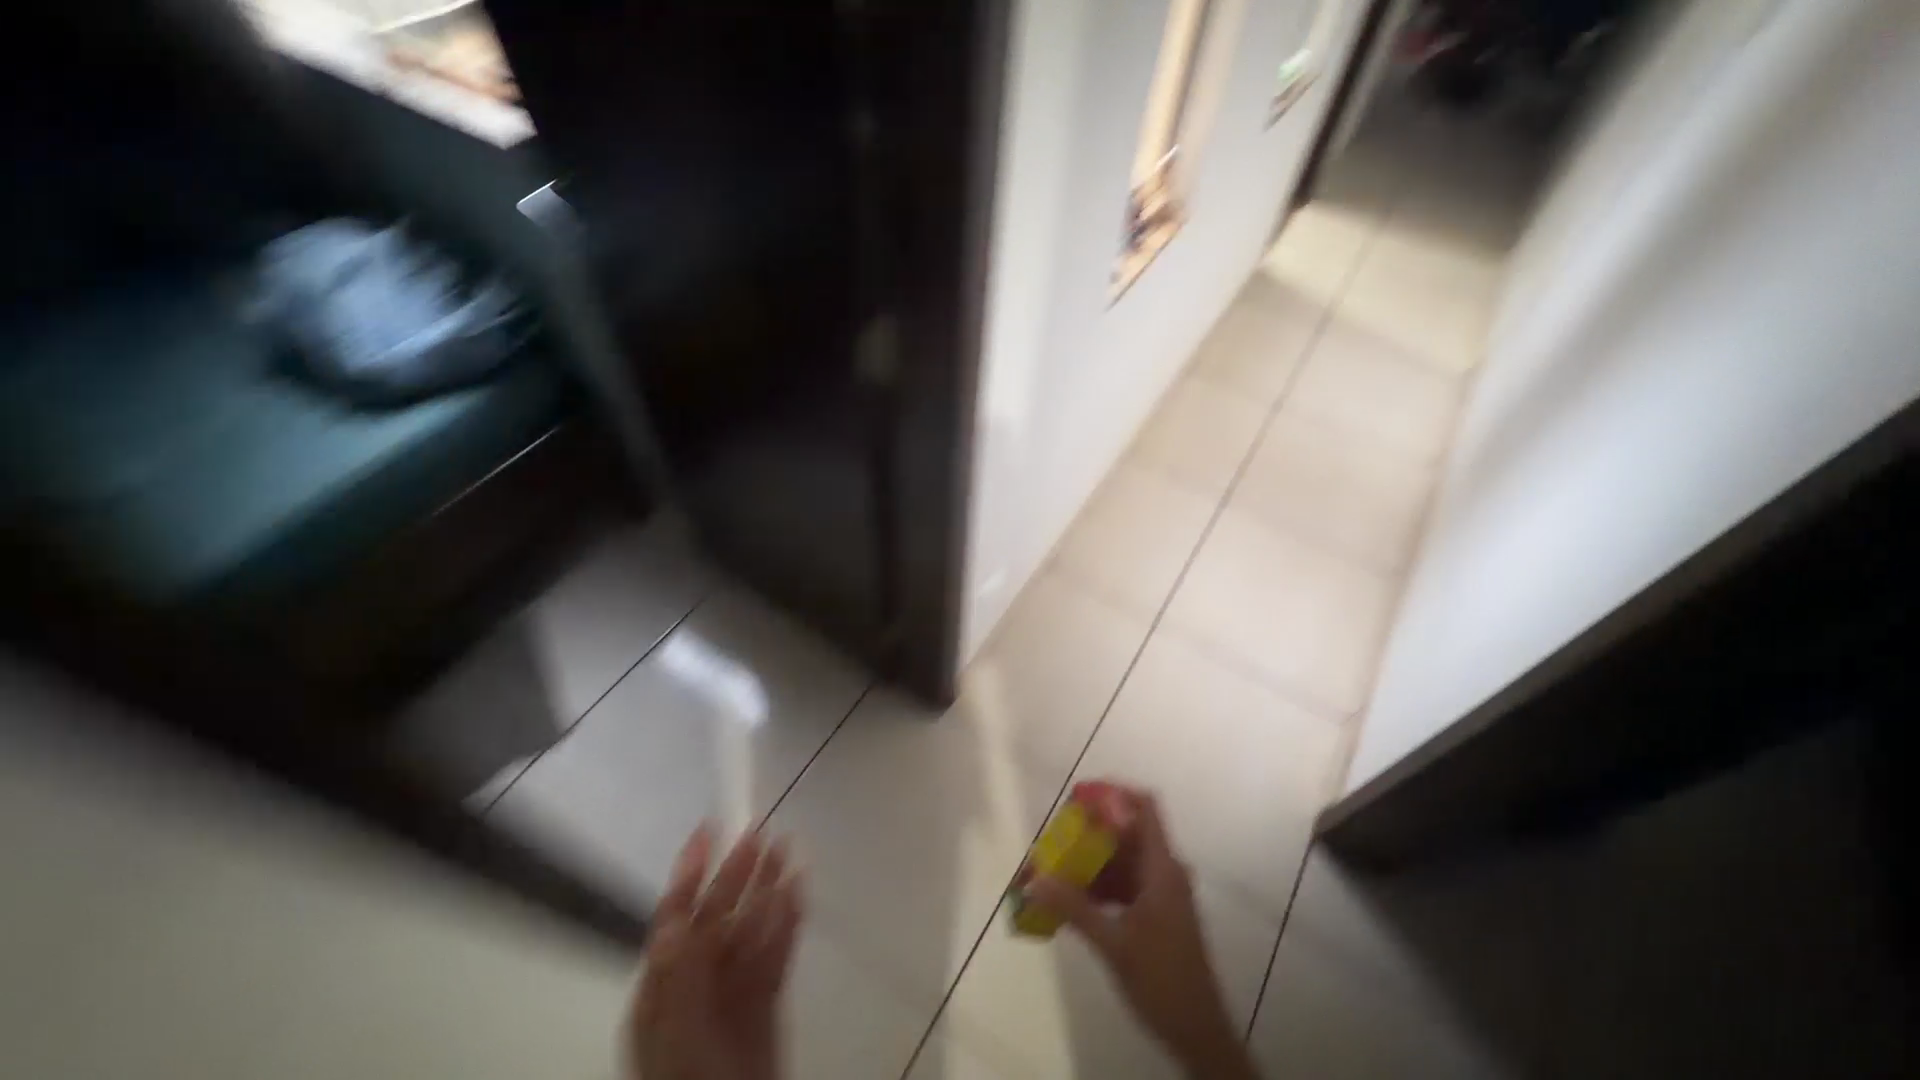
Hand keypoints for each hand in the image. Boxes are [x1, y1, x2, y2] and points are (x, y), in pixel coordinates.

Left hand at [628, 825, 802, 1079]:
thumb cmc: (695, 1079)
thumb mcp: (680, 1033)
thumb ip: (680, 975)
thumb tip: (675, 917)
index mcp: (664, 989)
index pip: (675, 916)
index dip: (690, 871)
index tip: (708, 828)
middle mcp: (696, 983)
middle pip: (718, 917)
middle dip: (738, 874)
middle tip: (762, 832)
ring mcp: (732, 994)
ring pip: (751, 930)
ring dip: (768, 890)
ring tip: (789, 850)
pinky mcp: (765, 1005)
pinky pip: (776, 955)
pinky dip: (788, 923)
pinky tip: (800, 894)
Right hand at [1026, 790, 1258, 1079]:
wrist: (1199, 1030)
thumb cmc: (1161, 980)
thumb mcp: (1113, 943)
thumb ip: (1073, 908)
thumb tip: (1033, 880)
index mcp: (1163, 869)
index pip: (1145, 809)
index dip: (1116, 793)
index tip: (1080, 796)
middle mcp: (1166, 873)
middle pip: (1129, 833)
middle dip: (1092, 832)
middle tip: (1055, 837)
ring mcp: (1164, 894)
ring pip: (1126, 861)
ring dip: (1094, 861)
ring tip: (1056, 867)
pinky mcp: (1159, 914)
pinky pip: (1127, 884)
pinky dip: (1103, 885)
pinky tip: (1074, 898)